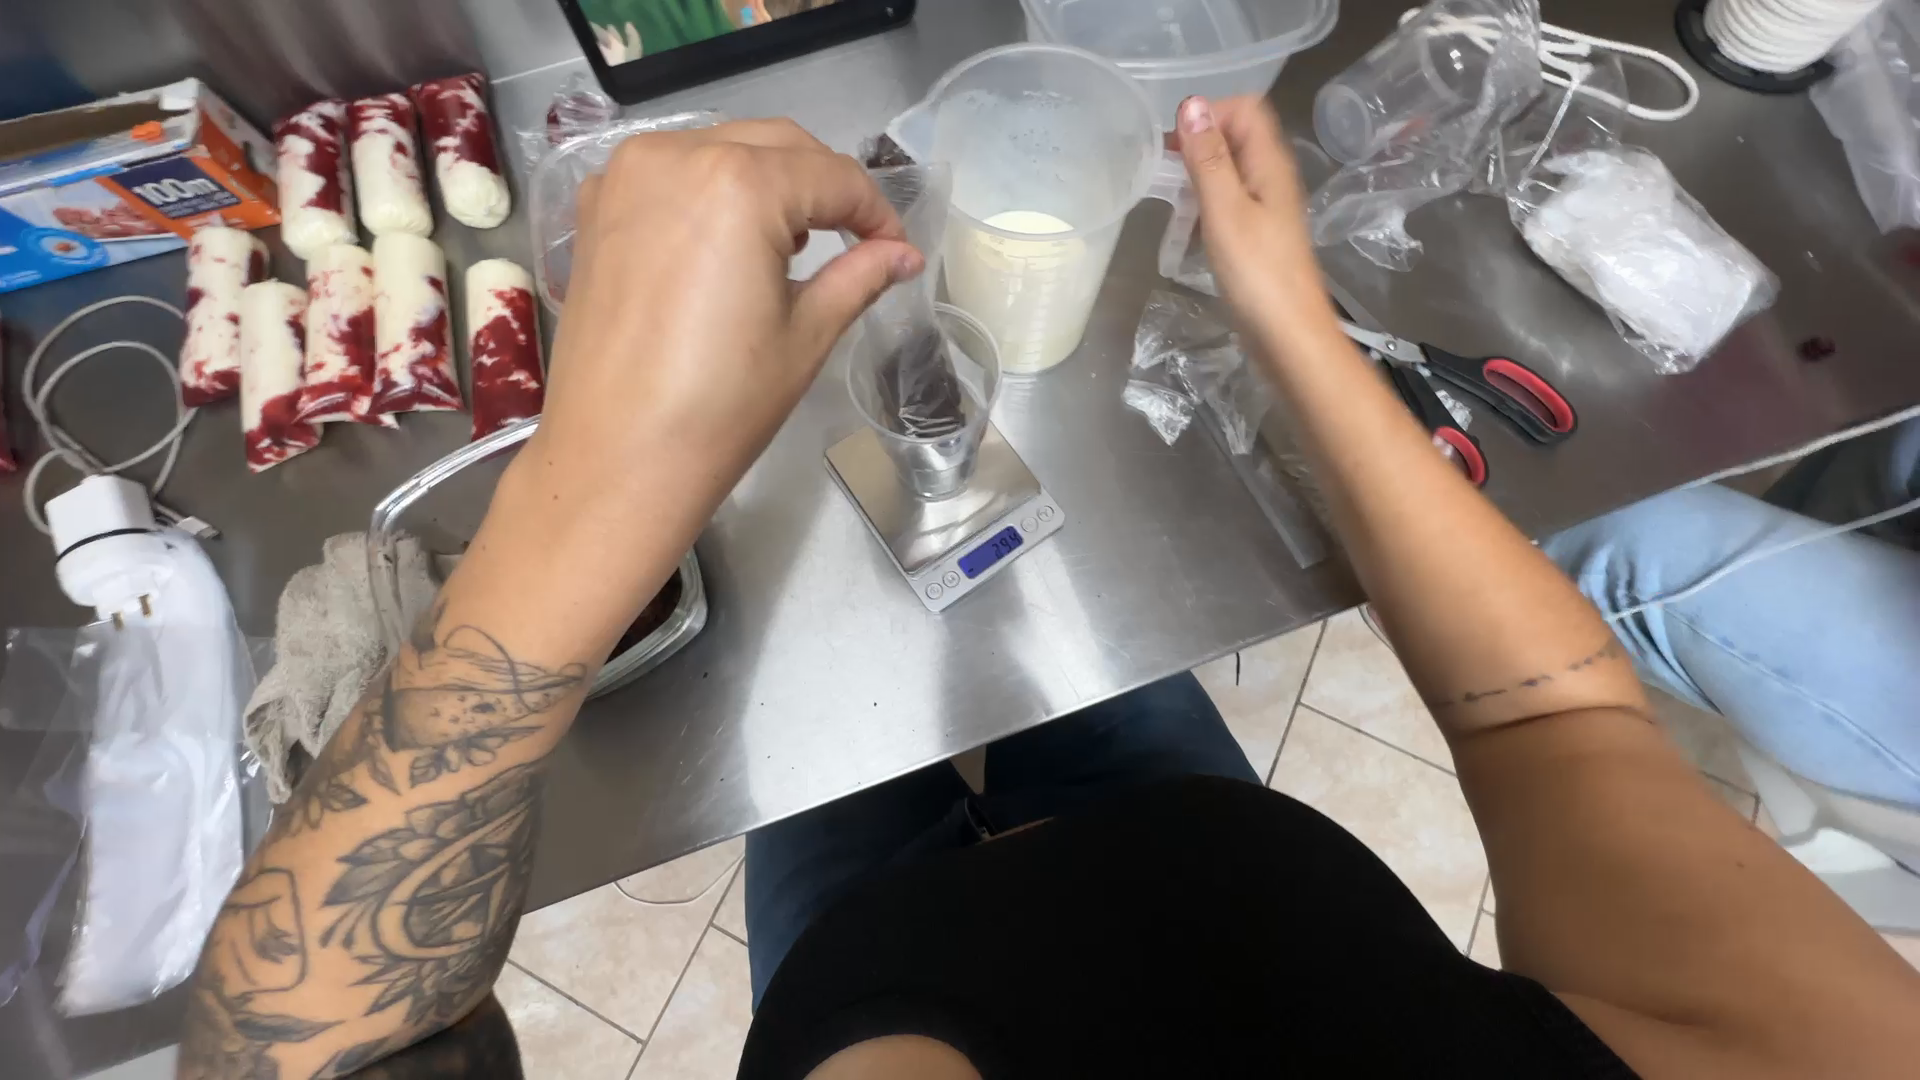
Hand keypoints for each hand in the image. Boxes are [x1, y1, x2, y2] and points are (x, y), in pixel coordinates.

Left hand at [527, 119, 923, 524]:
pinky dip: (713, 194)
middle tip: (853, 243)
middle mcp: (675, 155)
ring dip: (770, 184)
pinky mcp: (596, 208)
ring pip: (722, 151)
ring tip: (790, 248)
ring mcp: (625, 176)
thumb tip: (903, 254)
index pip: (831, 176)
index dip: (875, 211)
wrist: (620, 455)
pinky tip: (726, 246)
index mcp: (738, 185)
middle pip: (777, 146)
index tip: (896, 249)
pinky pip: (672, 175)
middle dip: (825, 188)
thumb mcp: (807, 335)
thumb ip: (859, 277)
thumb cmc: (725, 404)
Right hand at [1172, 96, 1341, 361]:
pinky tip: (1188, 228)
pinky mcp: (1257, 239)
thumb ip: (1209, 160)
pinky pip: (1229, 205)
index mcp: (1270, 165)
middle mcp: (1272, 180)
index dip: (1209, 114)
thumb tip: (1192, 105)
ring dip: (1199, 176)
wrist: (1286, 335)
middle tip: (1164, 171)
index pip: (1245, 109)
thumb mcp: (1226, 212)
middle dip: (1199, 143)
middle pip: (1238, 138)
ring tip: (1170, 199)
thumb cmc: (1257, 274)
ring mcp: (1266, 211)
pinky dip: (1205, 206)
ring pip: (1231, 173)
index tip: (1172, 144)